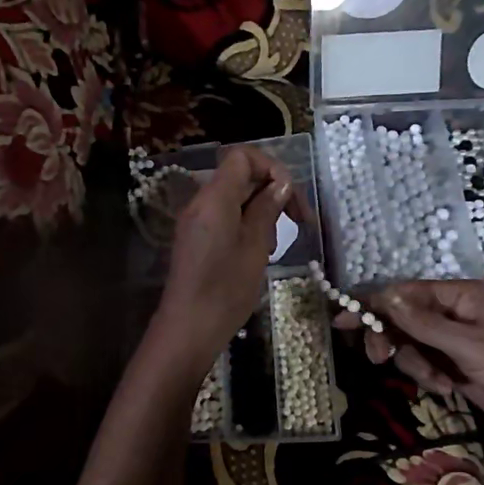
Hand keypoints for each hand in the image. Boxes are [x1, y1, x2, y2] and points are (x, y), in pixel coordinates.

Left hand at [152, 146, 293, 365]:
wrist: (188, 327)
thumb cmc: (226, 289)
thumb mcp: (256, 247)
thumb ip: (267, 210)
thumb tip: (280, 185)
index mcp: (214, 198)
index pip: (241, 157)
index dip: (271, 168)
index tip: (290, 197)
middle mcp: (200, 203)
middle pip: (238, 177)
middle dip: (270, 192)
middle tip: (295, 223)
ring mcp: (194, 222)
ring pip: (233, 199)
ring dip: (259, 212)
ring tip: (275, 244)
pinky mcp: (195, 240)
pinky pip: (222, 218)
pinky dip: (244, 226)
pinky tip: (258, 252)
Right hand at [337, 280, 483, 435]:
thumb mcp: (470, 344)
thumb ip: (424, 323)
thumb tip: (385, 296)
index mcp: (462, 296)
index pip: (406, 293)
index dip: (373, 305)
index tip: (344, 320)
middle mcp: (455, 313)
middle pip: (403, 318)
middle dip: (390, 338)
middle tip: (378, 359)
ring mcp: (455, 340)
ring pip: (411, 345)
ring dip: (415, 364)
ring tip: (436, 381)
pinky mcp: (456, 365)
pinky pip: (425, 364)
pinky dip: (428, 376)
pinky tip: (447, 389)